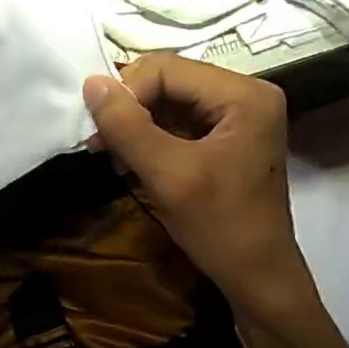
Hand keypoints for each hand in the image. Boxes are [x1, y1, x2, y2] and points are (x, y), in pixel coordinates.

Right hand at [83, 54, 308, 314]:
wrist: (257, 277)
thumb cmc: (220, 227)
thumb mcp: (168, 175)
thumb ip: (128, 127)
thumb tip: (91, 83)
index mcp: (244, 94)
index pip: (167, 69)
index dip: (126, 93)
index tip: (98, 131)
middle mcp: (246, 93)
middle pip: (169, 80)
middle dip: (129, 108)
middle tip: (99, 142)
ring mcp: (238, 115)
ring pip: (169, 101)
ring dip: (135, 124)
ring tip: (111, 154)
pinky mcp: (227, 136)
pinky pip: (179, 121)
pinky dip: (150, 137)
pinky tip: (130, 159)